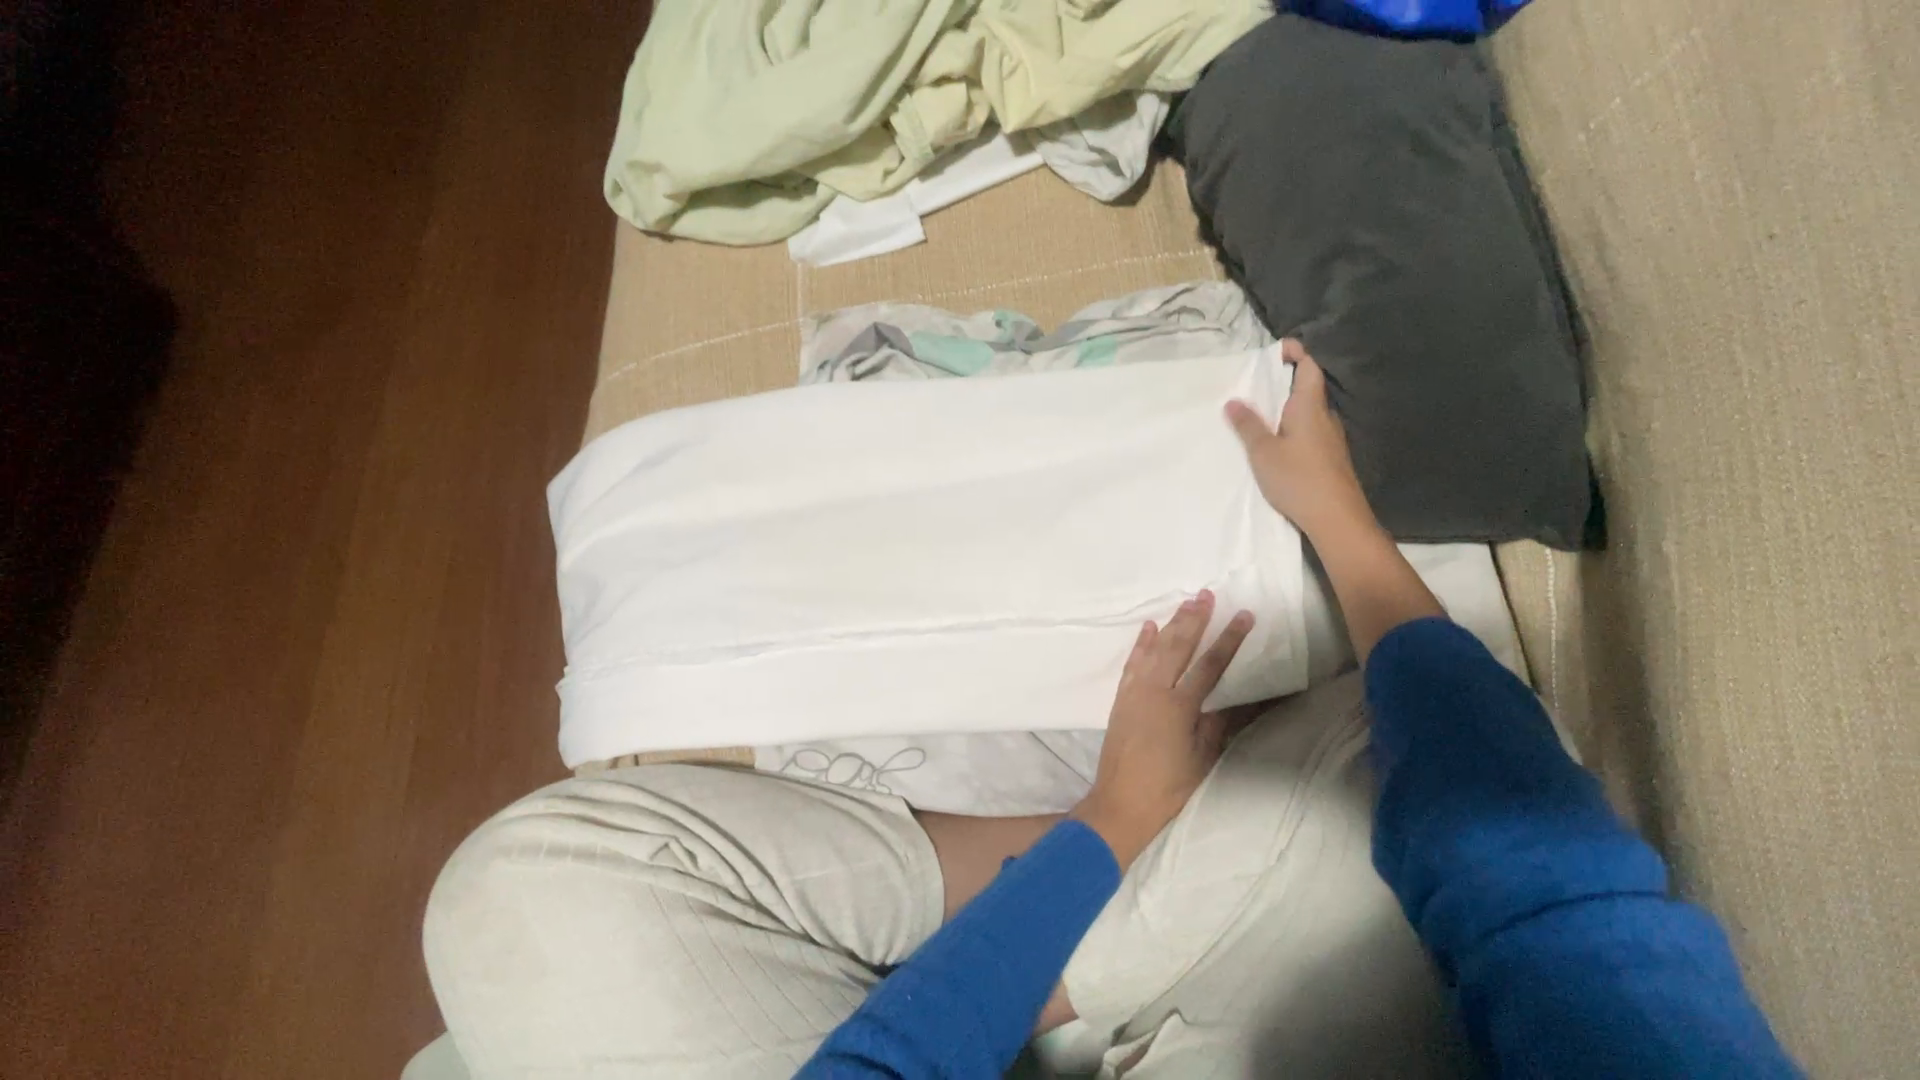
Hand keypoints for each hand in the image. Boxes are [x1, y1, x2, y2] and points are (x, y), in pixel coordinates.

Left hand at [1072, 591, 1253, 870]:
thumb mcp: (1203, 757)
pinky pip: (1133, 664)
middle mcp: (1156, 691)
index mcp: (1180, 706)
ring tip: (1185, 603)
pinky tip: (1148, 627)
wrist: (1120, 802)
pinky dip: (1141, 644)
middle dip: (1195, 620)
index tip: (1244, 615)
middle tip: (1207, 595)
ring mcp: (1135, 692)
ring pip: (1155, 650)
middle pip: (1179, 647)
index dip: (1229, 639)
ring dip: (1171, 625)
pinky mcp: (1121, 699)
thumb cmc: (1168, 787)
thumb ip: (1220, 724)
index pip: (1211, 665)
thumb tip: (1242, 700)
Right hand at [1224, 340, 1377, 542]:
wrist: (1336, 518)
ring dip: (1287, 407)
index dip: (1296, 352)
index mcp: (1310, 407)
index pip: (1309, 366)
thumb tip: (1233, 401)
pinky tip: (1276, 443)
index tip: (1275, 350)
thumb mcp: (1263, 452)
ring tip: (1260, 414)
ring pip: (1308, 412)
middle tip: (1255, 384)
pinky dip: (1292, 427)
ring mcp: (1330, 438)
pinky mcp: (1330, 457)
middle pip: (1308, 388)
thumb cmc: (1298, 479)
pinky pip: (1309, 431)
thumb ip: (1248, 425)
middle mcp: (1324, 417)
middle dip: (1284, 381)